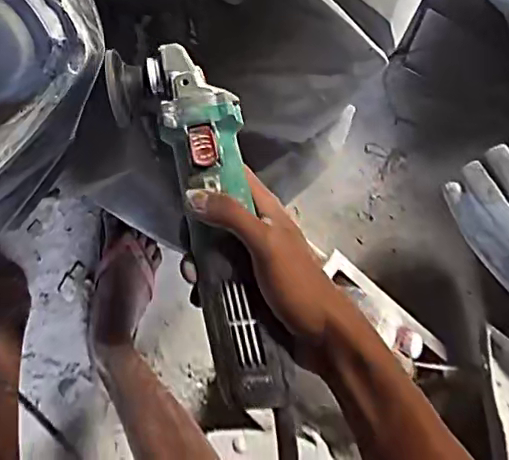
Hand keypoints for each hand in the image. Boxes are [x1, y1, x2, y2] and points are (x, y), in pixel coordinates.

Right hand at [187, 169, 359, 371]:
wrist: (326, 341)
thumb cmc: (300, 285)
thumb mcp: (266, 243)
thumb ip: (231, 215)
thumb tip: (192, 194)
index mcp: (265, 209)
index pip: (235, 173)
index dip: (210, 165)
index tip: (182, 169)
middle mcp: (255, 227)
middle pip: (215, 210)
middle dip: (196, 223)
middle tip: (185, 240)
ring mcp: (250, 256)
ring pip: (212, 244)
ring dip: (197, 257)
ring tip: (193, 276)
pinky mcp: (245, 282)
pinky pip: (216, 272)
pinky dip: (205, 280)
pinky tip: (200, 292)